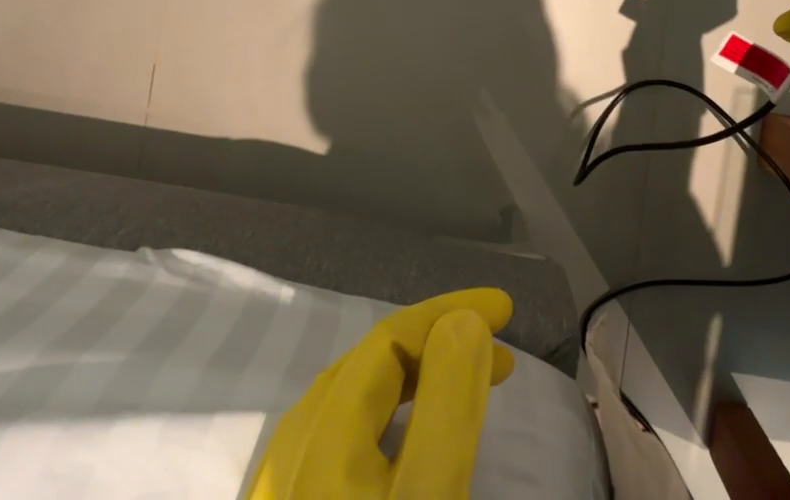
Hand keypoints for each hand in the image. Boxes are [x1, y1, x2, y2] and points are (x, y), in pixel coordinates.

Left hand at [248, 289, 516, 499]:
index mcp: (322, 430)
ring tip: (462, 379)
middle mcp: (293, 444)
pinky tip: (401, 433)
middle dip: (439, 342)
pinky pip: (341, 436)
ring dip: (414, 377)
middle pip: (369, 365)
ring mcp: (284, 483)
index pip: (389, 339)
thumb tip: (463, 320)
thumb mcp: (429, 489)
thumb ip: (447, 406)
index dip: (450, 312)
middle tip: (499, 349)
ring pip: (353, 401)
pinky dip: (388, 413)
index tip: (505, 309)